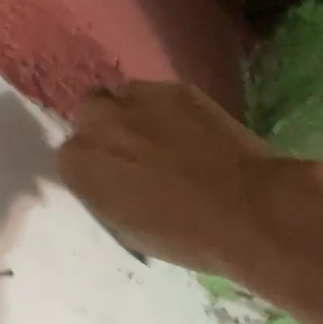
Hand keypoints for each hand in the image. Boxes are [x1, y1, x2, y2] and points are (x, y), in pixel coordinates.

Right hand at [57, 81, 293, 277]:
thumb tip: (105, 177)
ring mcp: (136, 98)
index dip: (94, 165)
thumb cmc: (185, 235)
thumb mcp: (124, 226)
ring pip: (122, 96)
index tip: (113, 178)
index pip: (71, 154)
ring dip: (134, 113)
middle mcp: (97, 122)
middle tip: (133, 152)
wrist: (251, 211)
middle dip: (105, 128)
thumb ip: (101, 191)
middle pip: (89, 113)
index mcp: (77, 162)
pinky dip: (167, 110)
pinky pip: (158, 94)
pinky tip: (191, 133)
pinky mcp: (175, 88)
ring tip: (163, 138)